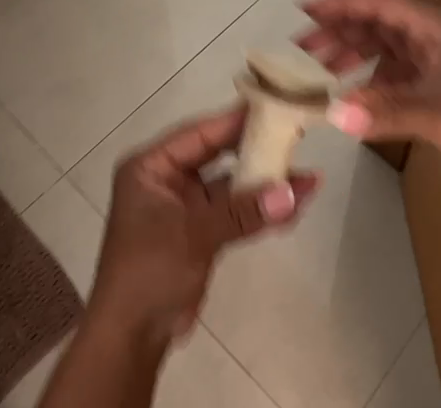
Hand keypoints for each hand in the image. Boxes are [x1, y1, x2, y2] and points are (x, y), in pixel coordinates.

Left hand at [90, 107, 320, 346]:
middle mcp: (166, 179)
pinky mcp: (201, 232)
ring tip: (308, 176)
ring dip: (265, 184)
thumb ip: (244, 211)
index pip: (199, 133)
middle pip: (217, 154)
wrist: (132, 336)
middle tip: (296, 133)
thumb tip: (295, 191)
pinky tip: (295, 205)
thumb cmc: (148, 271)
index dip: (235, 120)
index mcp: (150, 167)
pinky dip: (260, 210)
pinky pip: (235, 212)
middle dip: (256, 150)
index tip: (273, 104)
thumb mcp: (194, 234)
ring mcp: (185, 207)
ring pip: (230, 185)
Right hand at [297, 0, 440, 176]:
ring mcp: (436, 58)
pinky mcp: (437, 83)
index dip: (342, 5)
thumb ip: (385, 113)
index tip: (306, 11)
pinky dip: (370, 79)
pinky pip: (393, 71)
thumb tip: (335, 115)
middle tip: (302, 49)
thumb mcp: (437, 114)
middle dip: (340, 32)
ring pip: (383, 46)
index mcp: (435, 25)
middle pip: (377, 23)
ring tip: (318, 70)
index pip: (379, 3)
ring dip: (352, 54)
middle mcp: (432, 34)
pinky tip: (351, 95)